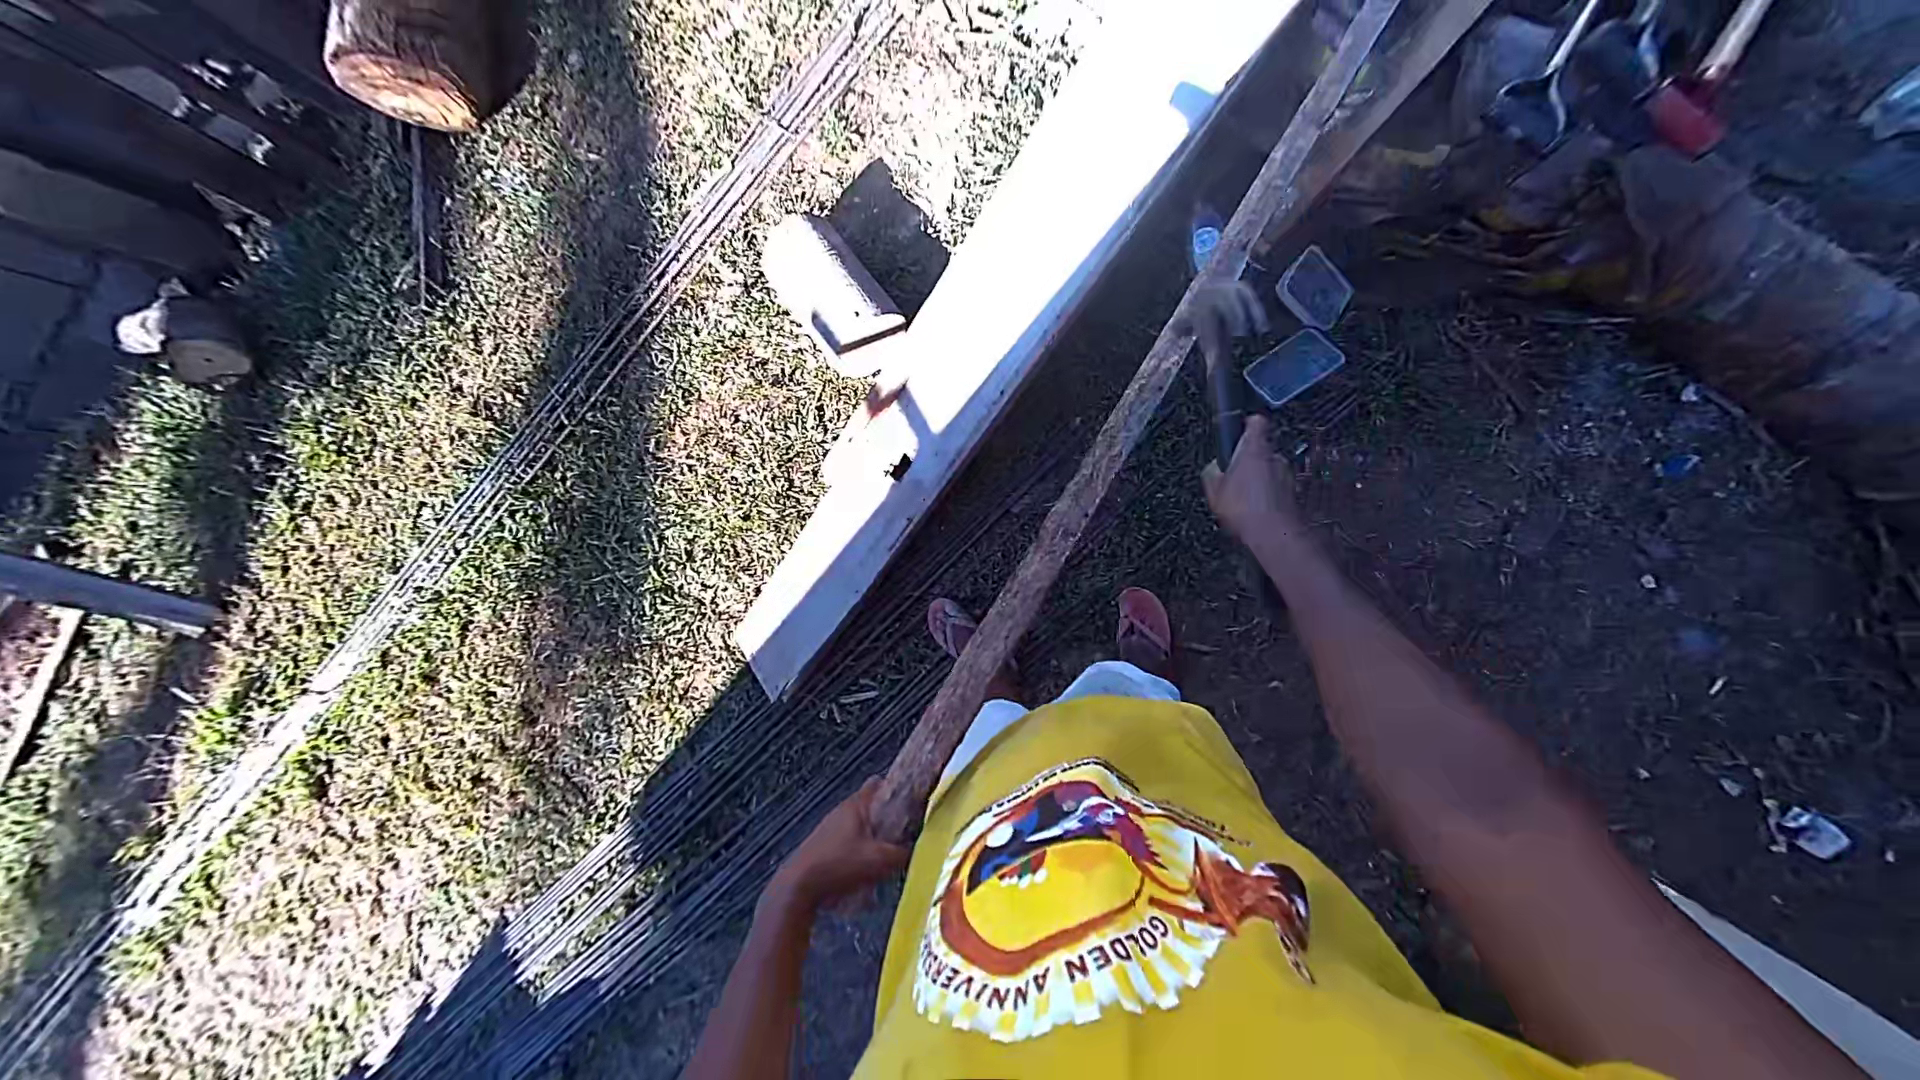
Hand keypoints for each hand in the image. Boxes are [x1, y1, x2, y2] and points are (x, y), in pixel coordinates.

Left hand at [765, 777, 910, 913]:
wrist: (798, 889)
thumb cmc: (841, 865)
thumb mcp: (880, 860)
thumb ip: (904, 853)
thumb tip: (920, 849)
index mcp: (857, 804)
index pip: (880, 782)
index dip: (898, 787)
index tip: (914, 801)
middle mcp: (843, 810)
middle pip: (872, 805)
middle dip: (889, 817)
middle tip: (906, 832)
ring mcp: (831, 827)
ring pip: (862, 824)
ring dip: (876, 835)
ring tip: (889, 854)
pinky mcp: (824, 845)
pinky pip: (850, 839)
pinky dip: (862, 848)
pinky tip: (867, 869)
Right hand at [1202, 414, 1303, 547]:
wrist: (1273, 534)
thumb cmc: (1245, 508)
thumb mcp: (1213, 489)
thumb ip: (1212, 472)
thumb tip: (1214, 468)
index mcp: (1254, 449)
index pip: (1255, 422)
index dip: (1246, 423)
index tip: (1238, 428)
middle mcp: (1275, 457)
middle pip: (1260, 449)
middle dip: (1247, 459)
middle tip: (1232, 475)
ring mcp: (1286, 475)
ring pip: (1269, 469)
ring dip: (1258, 478)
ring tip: (1242, 497)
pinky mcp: (1292, 492)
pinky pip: (1275, 487)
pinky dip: (1266, 494)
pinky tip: (1253, 509)